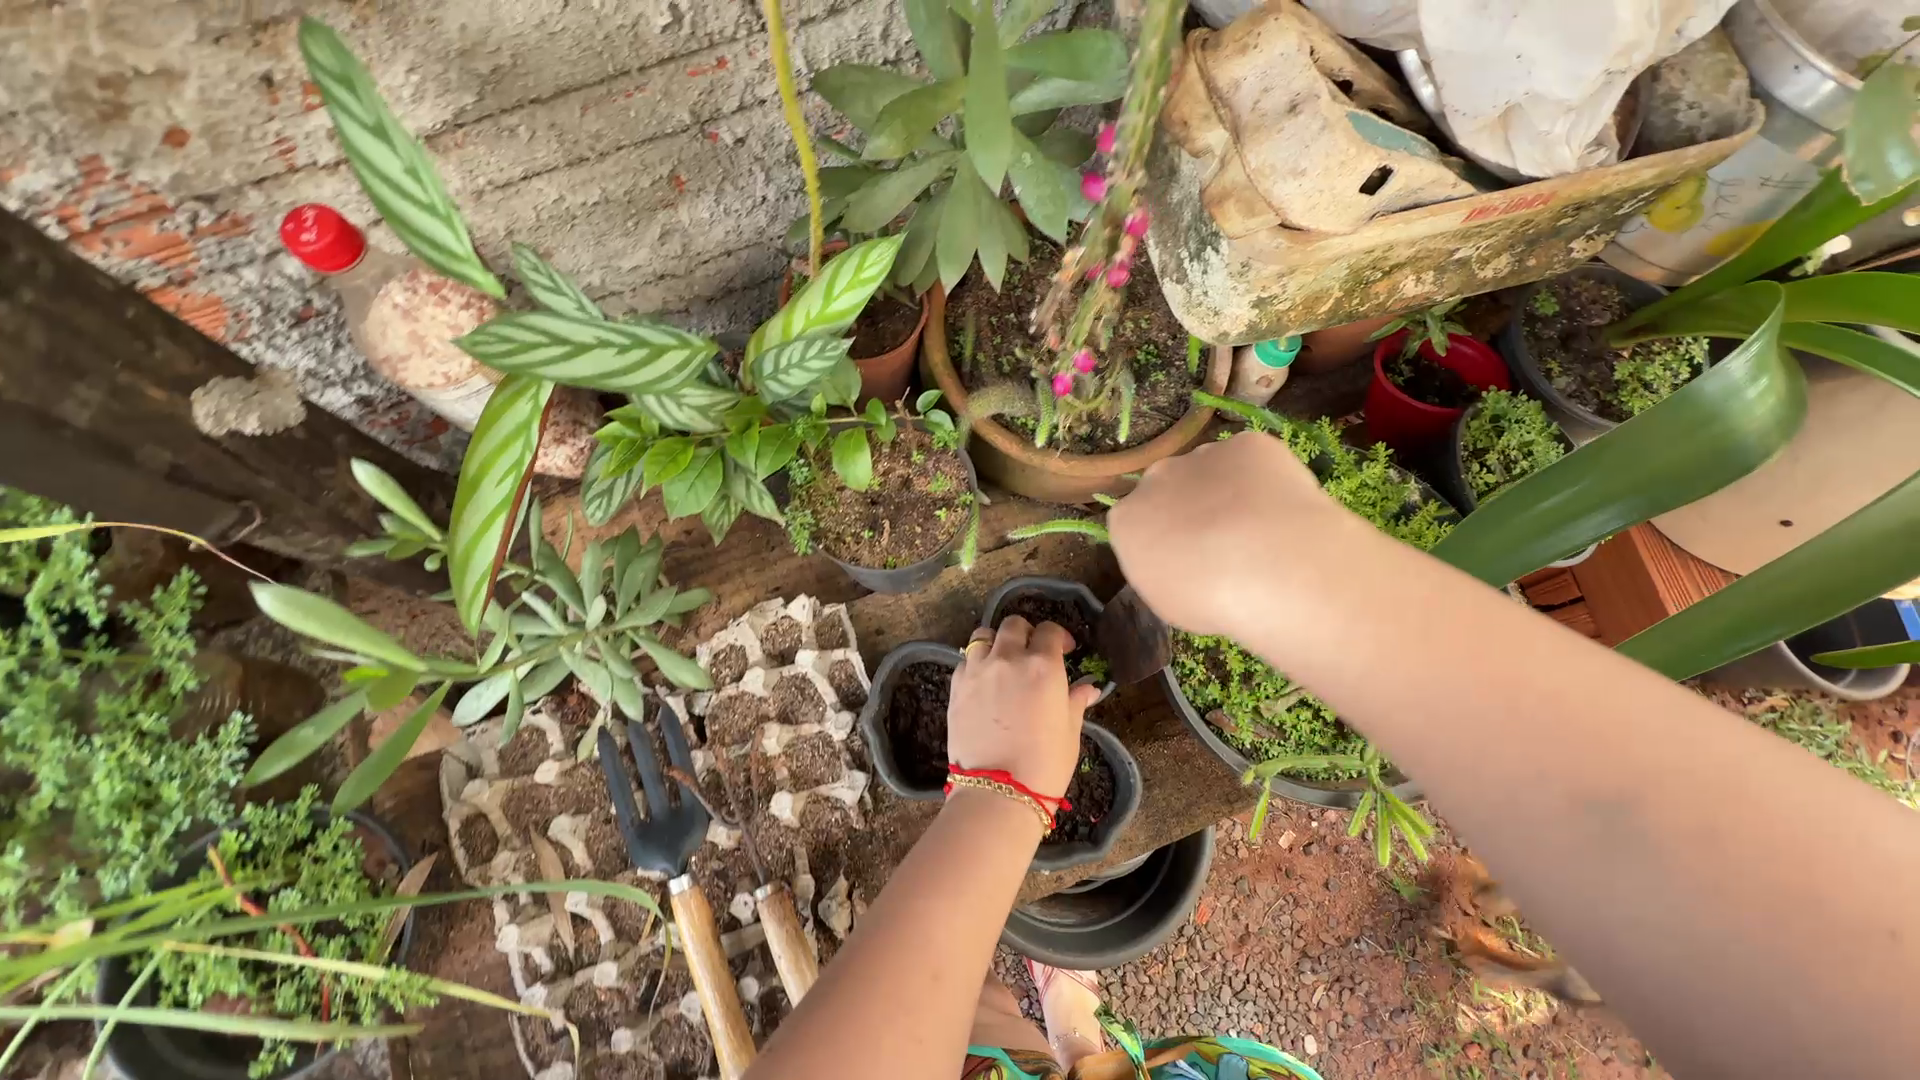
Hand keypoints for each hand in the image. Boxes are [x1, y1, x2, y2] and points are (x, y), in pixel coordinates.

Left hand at [947, 616, 1100, 797]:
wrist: (999, 790)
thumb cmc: (1045, 763)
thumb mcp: (1070, 731)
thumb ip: (1076, 701)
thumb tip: (1088, 688)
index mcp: (1043, 665)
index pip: (1049, 631)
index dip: (1059, 637)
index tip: (1065, 650)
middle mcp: (1008, 658)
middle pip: (1013, 624)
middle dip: (1026, 632)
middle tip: (1032, 652)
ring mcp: (978, 670)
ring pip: (983, 635)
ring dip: (996, 641)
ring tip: (1003, 660)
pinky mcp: (956, 686)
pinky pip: (965, 660)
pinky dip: (976, 663)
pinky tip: (984, 681)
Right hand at [1108, 430, 1365, 639]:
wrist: (1271, 566)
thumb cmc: (1210, 599)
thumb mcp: (1167, 600)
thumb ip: (1161, 567)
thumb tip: (1178, 557)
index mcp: (1126, 519)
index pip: (1136, 524)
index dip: (1163, 541)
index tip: (1187, 561)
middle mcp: (1155, 478)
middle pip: (1169, 489)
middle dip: (1190, 509)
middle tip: (1223, 544)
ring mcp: (1201, 455)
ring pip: (1211, 471)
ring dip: (1227, 491)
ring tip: (1260, 529)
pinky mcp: (1247, 444)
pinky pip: (1252, 460)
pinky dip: (1264, 479)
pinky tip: (1280, 508)